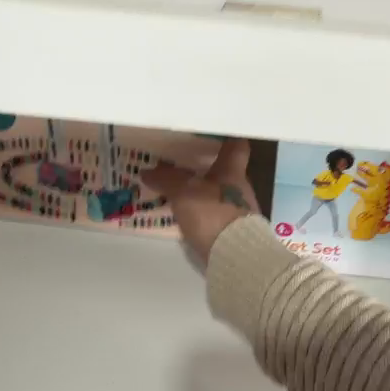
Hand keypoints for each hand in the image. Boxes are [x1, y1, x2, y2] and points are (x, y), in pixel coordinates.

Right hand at [142, 138, 258, 267]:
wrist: (235, 256)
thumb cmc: (213, 213)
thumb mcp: (184, 192)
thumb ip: (168, 179)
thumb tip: (149, 171)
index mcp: (233, 171)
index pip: (237, 146)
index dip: (227, 138)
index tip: (214, 134)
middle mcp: (240, 189)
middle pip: (226, 172)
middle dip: (207, 168)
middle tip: (181, 165)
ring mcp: (239, 212)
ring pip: (219, 194)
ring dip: (203, 193)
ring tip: (178, 192)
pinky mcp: (233, 234)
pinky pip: (215, 216)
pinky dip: (203, 214)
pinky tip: (186, 217)